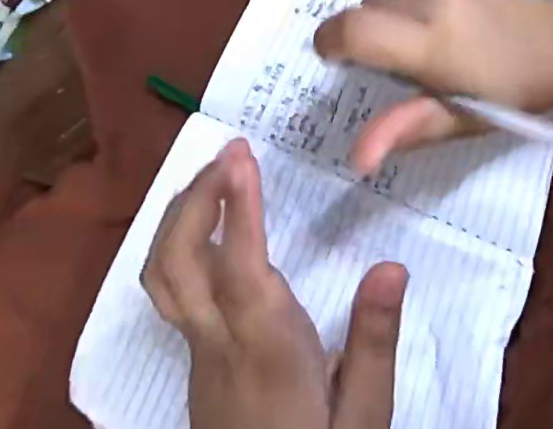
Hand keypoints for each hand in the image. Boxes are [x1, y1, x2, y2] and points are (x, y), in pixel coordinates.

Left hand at [142, 139, 407, 428]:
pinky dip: (179, 239)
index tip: (241, 154)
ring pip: (162, 276)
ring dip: (180, 215)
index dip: (237, 208)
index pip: (242, 269)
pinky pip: (170, 287)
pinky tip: (209, 222)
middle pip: (176, 266)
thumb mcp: (364, 416)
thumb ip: (374, 341)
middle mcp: (218, 344)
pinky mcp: (195, 357)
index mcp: (265, 351)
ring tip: (214, 173)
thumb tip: (391, 264)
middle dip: (196, 198)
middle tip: (228, 150)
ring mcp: (197, 352)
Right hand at [313, 0, 552, 172]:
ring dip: (382, 6)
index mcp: (433, 41)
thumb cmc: (505, 91)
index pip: (355, 30)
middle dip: (368, 33)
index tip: (337, 58)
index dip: (331, 43)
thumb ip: (404, 128)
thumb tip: (358, 157)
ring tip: (412, 25)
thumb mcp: (457, 118)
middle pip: (366, 8)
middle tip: (399, 54)